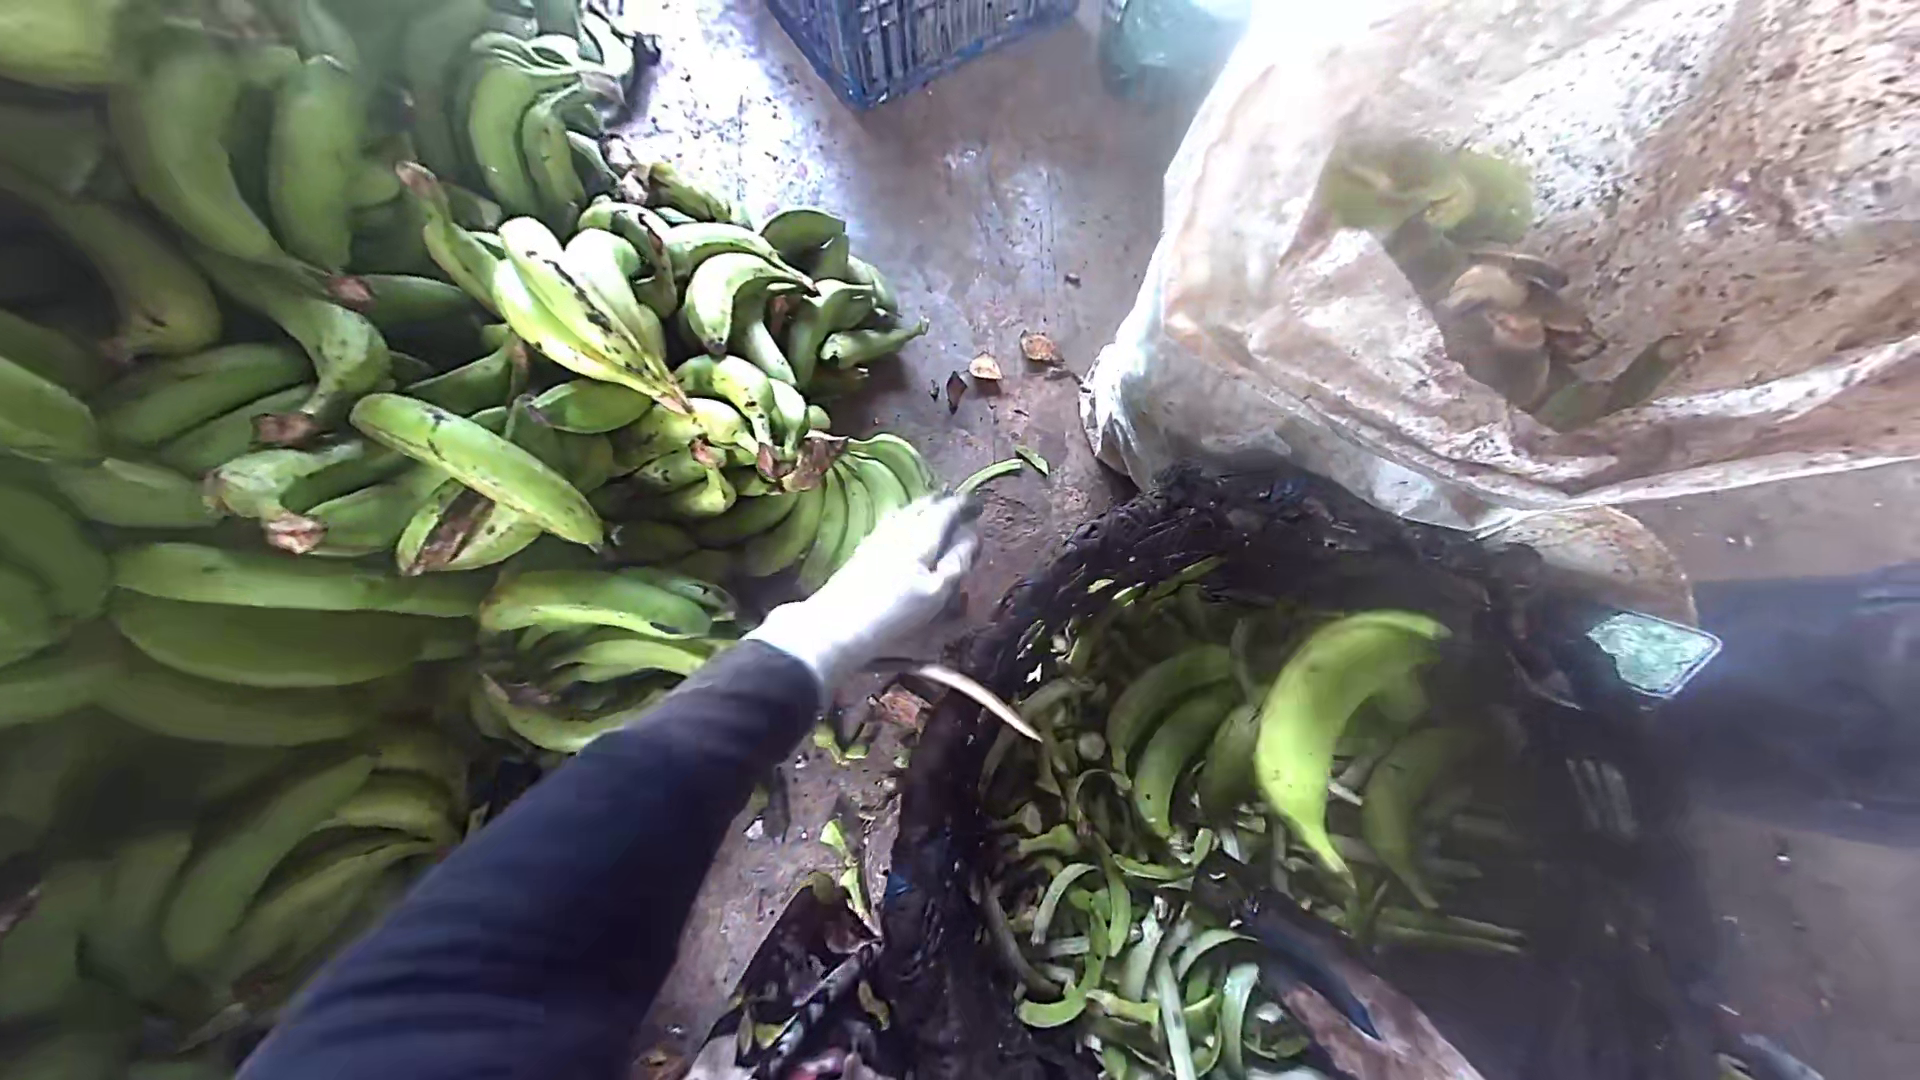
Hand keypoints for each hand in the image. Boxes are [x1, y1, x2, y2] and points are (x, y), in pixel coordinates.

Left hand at [746, 496, 978, 689]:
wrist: (836, 625)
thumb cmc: (895, 612)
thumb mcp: (937, 592)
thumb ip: (957, 560)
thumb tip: (972, 534)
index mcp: (921, 536)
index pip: (946, 509)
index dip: (964, 505)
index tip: (979, 505)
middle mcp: (899, 528)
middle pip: (924, 506)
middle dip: (944, 502)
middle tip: (960, 506)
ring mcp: (878, 536)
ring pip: (906, 512)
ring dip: (924, 507)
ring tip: (936, 510)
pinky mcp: (863, 548)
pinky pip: (892, 521)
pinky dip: (906, 517)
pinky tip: (904, 525)